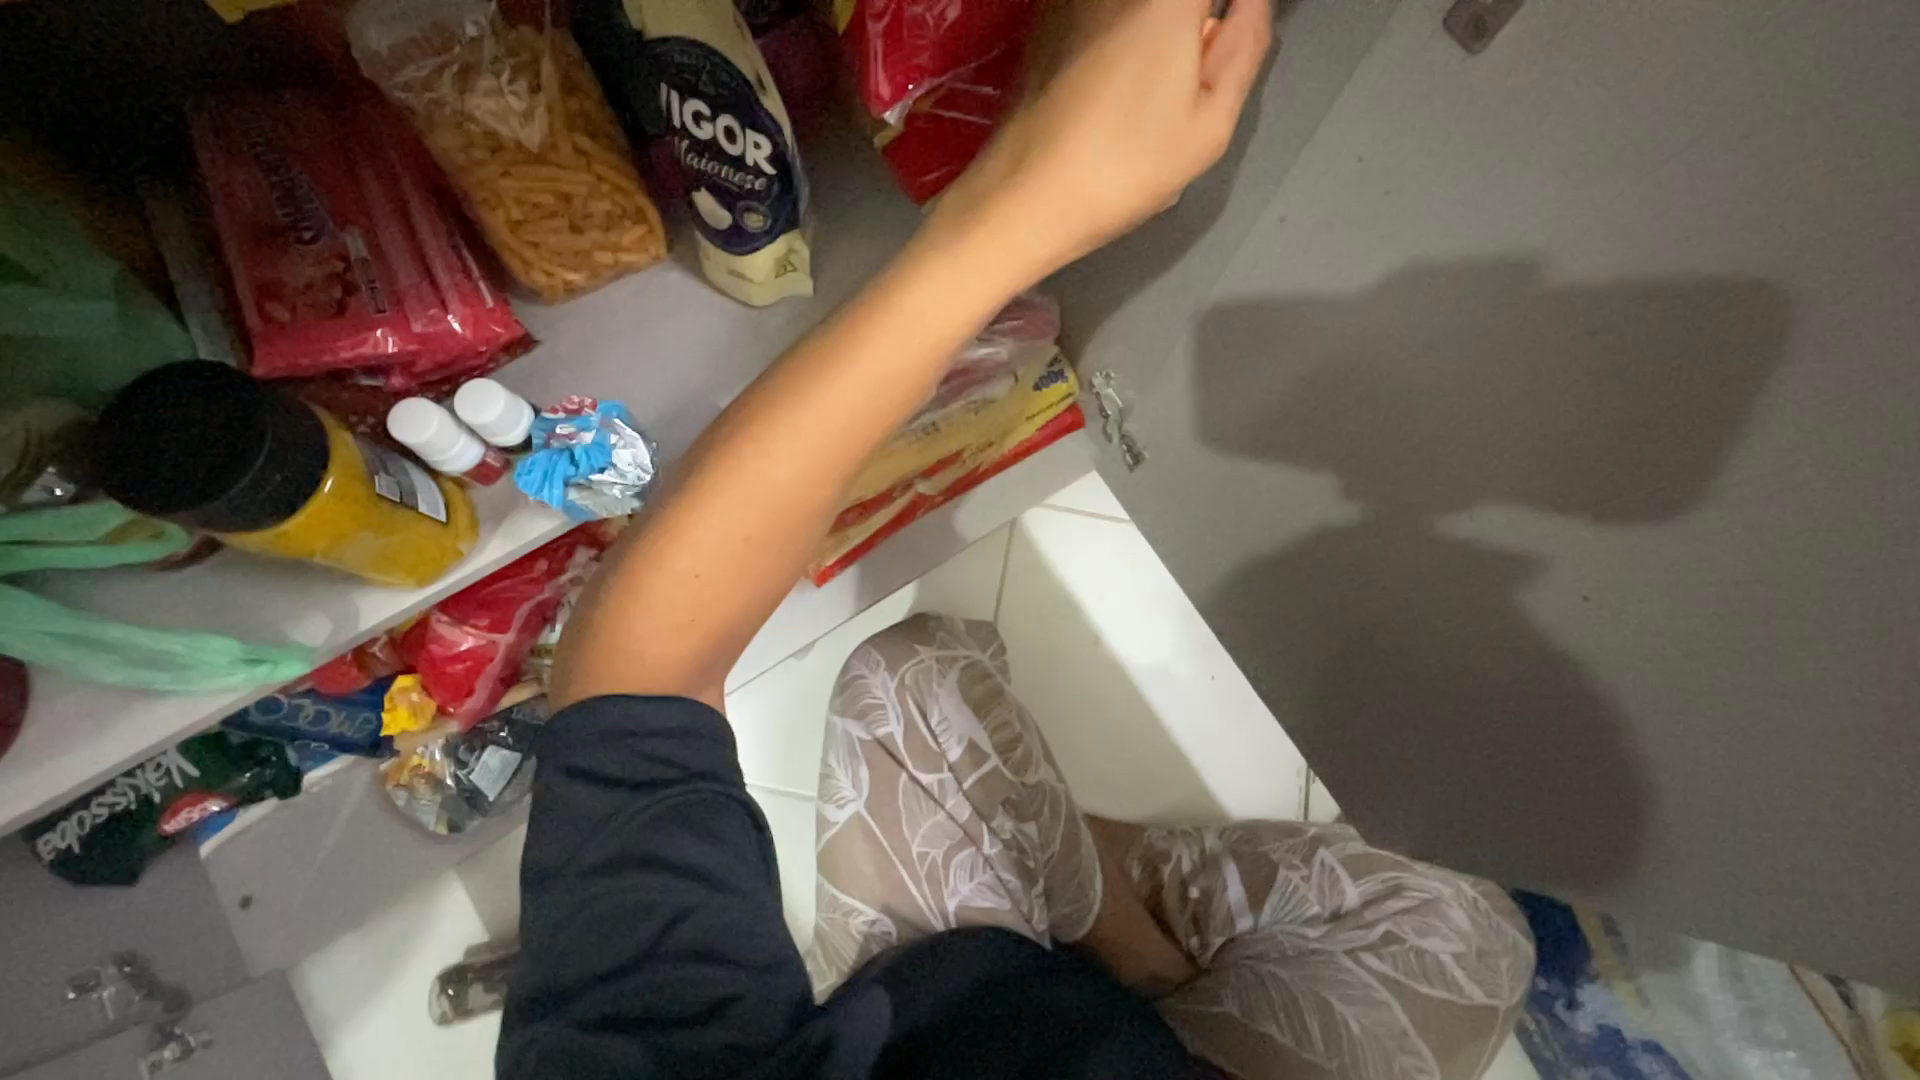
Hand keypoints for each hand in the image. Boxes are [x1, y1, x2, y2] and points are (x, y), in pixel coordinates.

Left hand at [930, 0, 1273, 279]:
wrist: (1022, 199)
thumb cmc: (1123, 171)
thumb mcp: (1208, 128)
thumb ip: (1243, 49)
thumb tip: (1251, 5)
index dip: (1227, 14)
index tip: (1229, 34)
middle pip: (1172, 1)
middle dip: (1191, 24)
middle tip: (1198, 59)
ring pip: (1133, 12)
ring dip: (1157, 29)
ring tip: (1159, 83)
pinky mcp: (1044, 20)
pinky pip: (1098, 15)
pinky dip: (1117, 32)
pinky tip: (1113, 85)